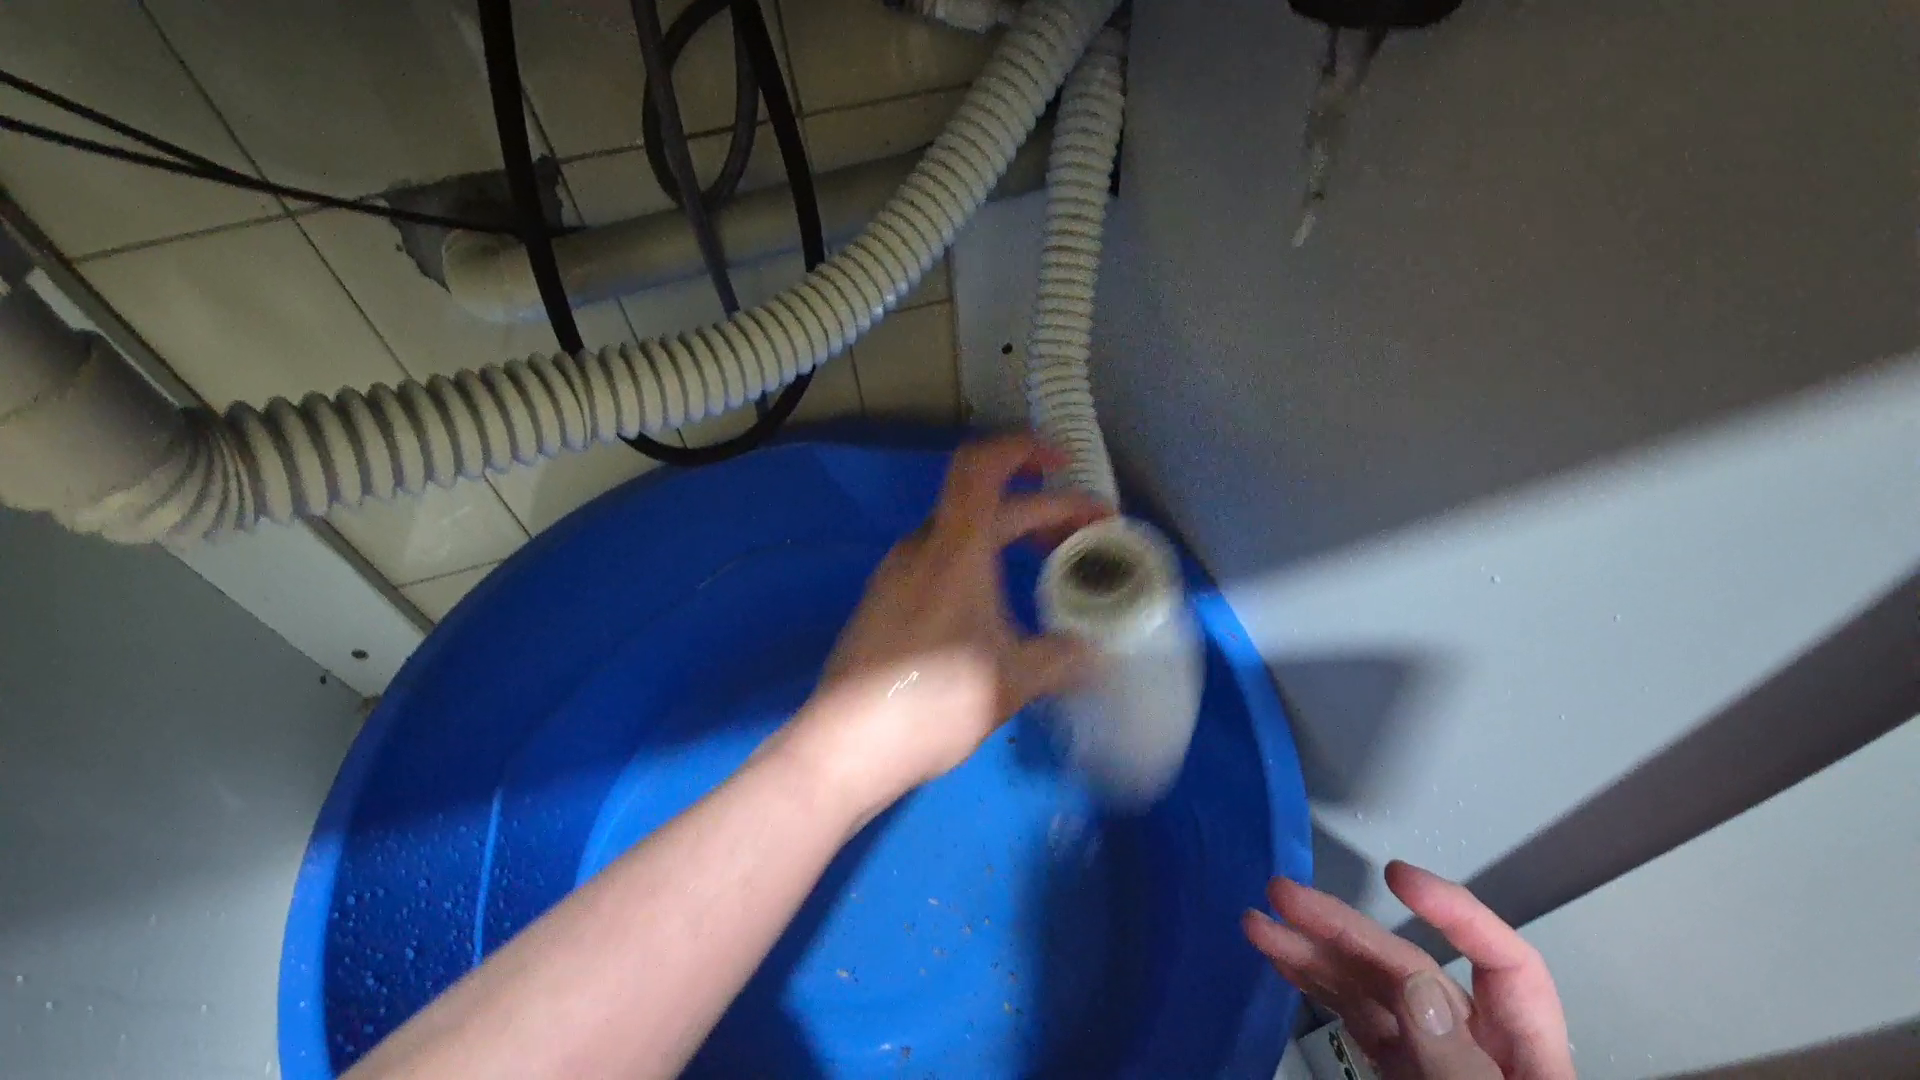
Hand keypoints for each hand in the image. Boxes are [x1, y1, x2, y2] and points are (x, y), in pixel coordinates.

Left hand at [785, 434, 1111, 809]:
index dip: (1025, 449)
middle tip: (1084, 536)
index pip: (983, 466)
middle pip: (985, 502)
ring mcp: (897, 573)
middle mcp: (921, 547)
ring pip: (962, 531)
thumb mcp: (1012, 681)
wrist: (848, 746)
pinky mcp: (885, 600)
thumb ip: (1062, 658)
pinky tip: (1000, 600)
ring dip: (1010, 534)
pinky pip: (942, 558)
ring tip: (1048, 563)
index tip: (1065, 465)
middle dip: (1041, 509)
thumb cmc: (933, 704)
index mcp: (955, 549)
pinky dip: (982, 558)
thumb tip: (1094, 654)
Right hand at [1243, 861, 1573, 1079]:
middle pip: (1410, 969)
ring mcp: (1428, 1060)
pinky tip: (1280, 962)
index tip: (1398, 878)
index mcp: (1527, 1058)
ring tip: (1257, 925)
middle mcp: (1474, 1045)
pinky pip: (1352, 1021)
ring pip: (1368, 990)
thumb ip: (1459, 1069)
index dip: (1459, 914)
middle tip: (1281, 897)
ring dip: (1312, 955)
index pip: (1505, 965)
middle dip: (1345, 930)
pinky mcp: (1394, 1076)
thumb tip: (1415, 981)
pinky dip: (1314, 989)